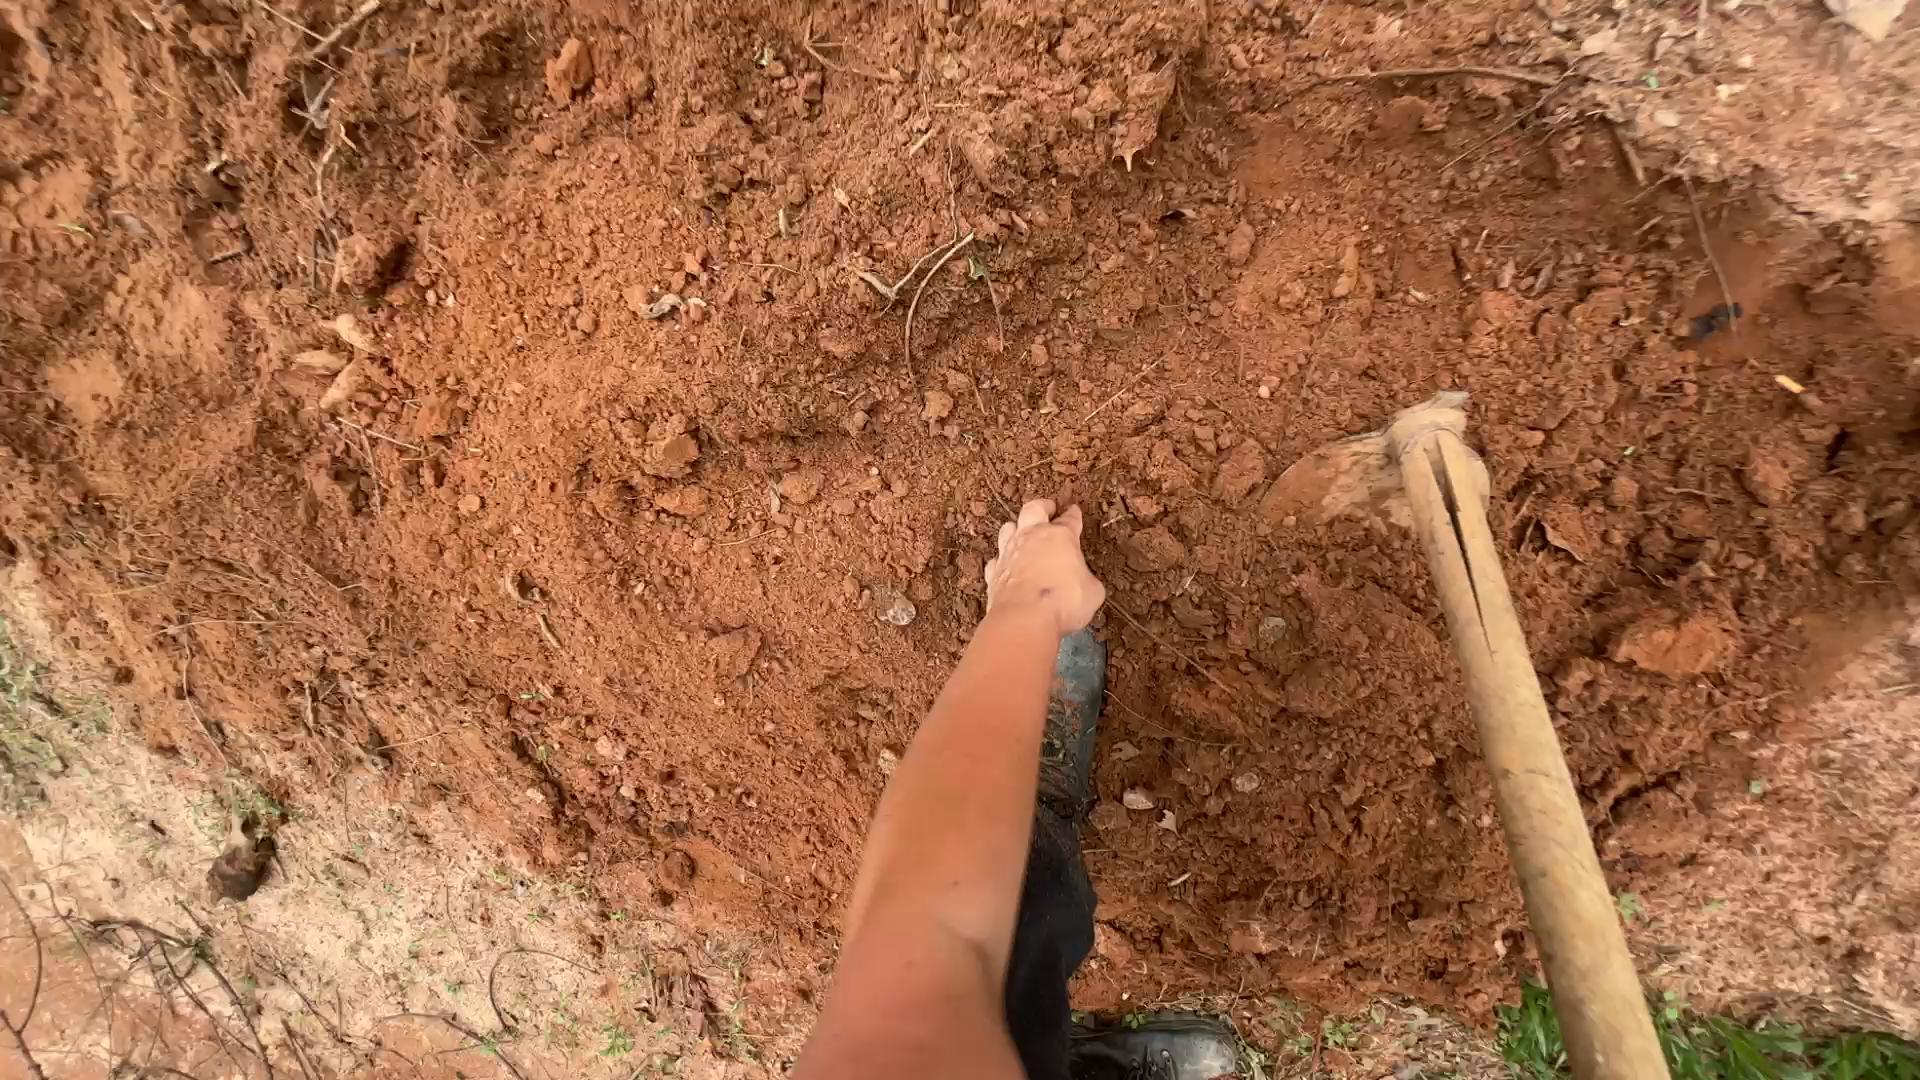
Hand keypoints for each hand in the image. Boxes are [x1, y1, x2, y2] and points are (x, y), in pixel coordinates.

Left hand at [984, 499, 1105, 638]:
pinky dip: (1002, 559)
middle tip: (1048, 507)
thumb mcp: (1092, 592)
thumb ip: (1087, 580)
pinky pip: (997, 558)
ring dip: (1016, 527)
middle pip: (1033, 509)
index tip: (1074, 511)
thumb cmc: (1063, 601)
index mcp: (1060, 536)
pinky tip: (1005, 563)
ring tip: (1022, 530)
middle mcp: (1032, 537)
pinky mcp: (994, 572)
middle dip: (1042, 506)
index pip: (1069, 519)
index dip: (1073, 515)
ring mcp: (1009, 552)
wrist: (1024, 618)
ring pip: (1008, 528)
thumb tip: (1083, 583)